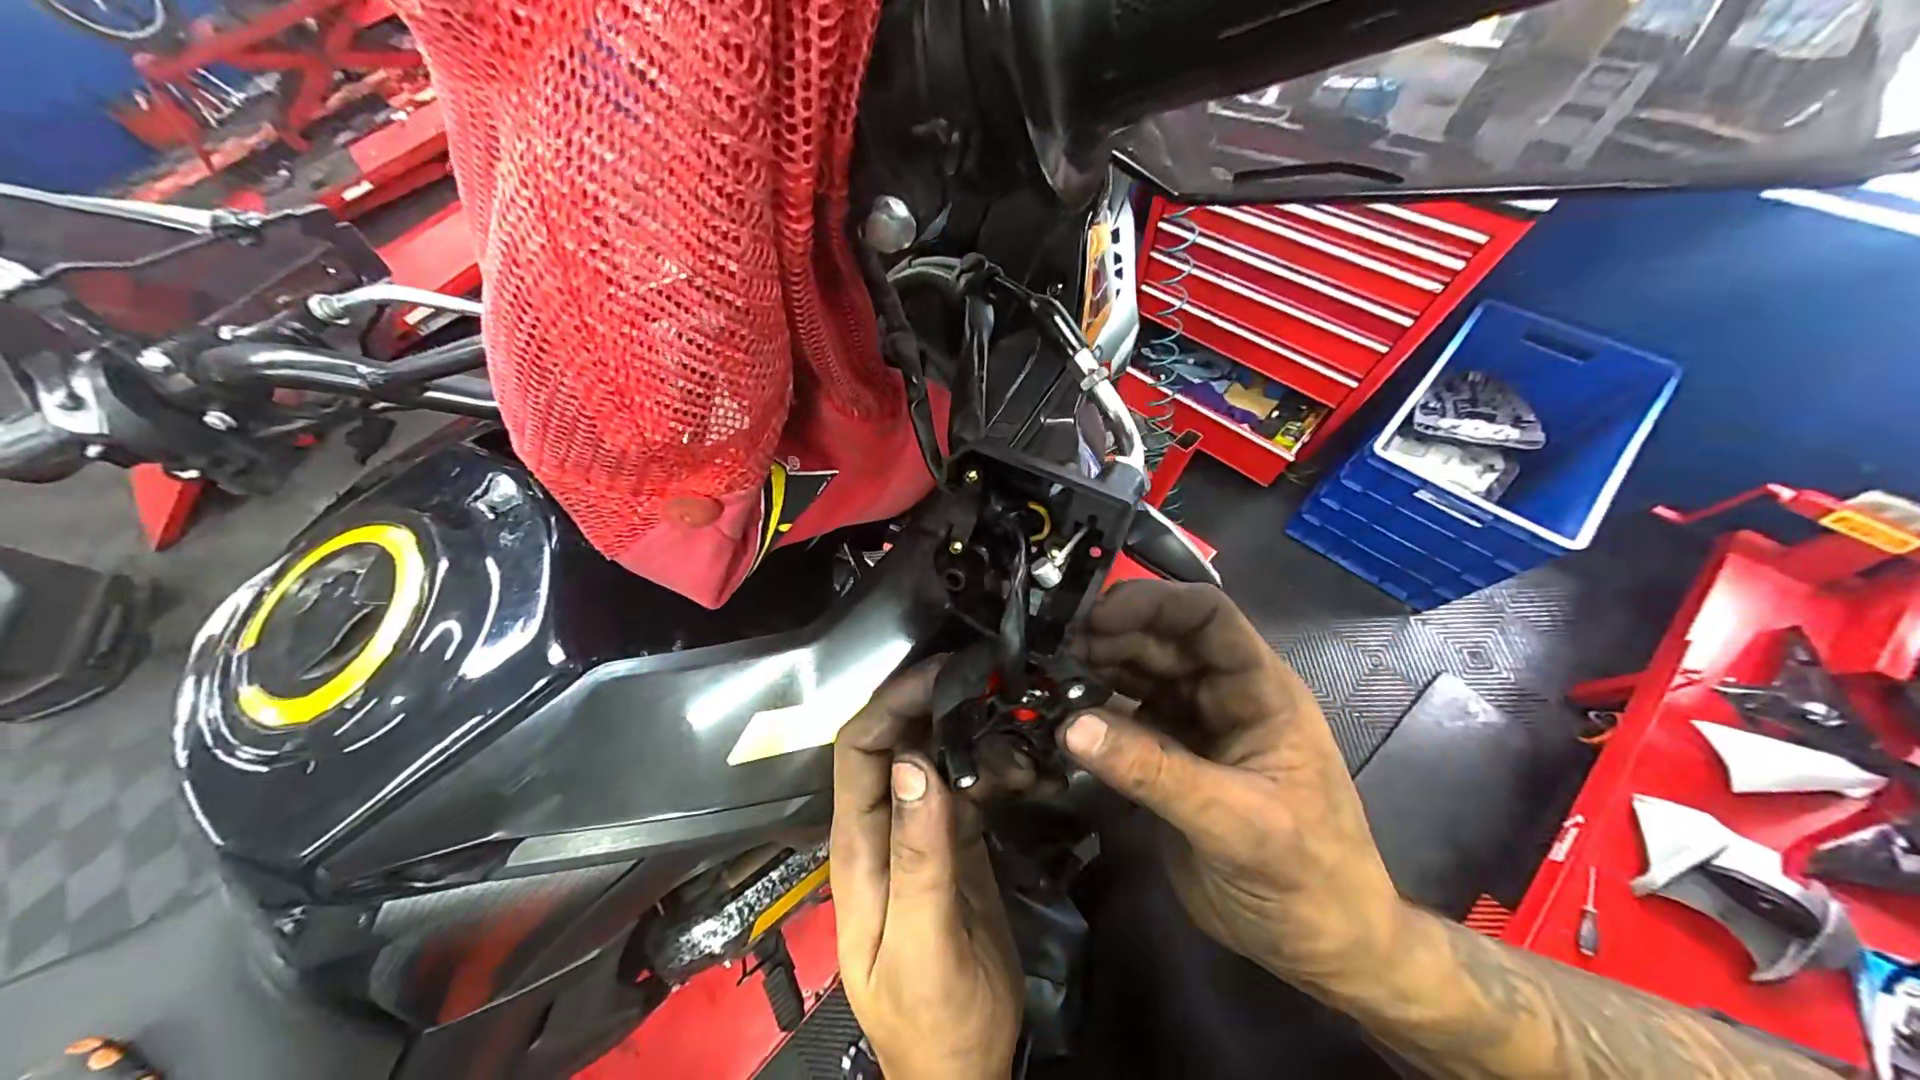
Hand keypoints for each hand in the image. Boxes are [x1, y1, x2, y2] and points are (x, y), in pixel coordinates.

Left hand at [831, 663, 1022, 1079]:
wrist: (961, 1066)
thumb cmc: (930, 1017)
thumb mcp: (922, 942)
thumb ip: (917, 855)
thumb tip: (915, 763)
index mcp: (858, 845)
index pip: (858, 750)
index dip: (891, 704)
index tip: (939, 675)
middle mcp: (884, 826)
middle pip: (897, 742)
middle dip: (934, 703)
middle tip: (987, 678)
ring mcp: (922, 832)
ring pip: (937, 759)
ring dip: (972, 733)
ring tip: (1016, 719)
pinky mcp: (956, 844)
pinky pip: (970, 788)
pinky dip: (994, 767)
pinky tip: (1025, 763)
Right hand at [1061, 580, 1400, 997]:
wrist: (1320, 944)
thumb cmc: (1305, 876)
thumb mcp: (1235, 823)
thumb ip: (1154, 772)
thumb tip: (1073, 726)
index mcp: (1260, 690)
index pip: (1208, 618)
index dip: (1153, 604)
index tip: (1095, 617)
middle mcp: (1224, 694)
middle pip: (1163, 640)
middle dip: (1111, 636)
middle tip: (1054, 650)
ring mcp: (1193, 723)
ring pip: (1139, 673)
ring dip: (1097, 668)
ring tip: (1049, 675)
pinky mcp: (1168, 754)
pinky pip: (1125, 716)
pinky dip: (1093, 711)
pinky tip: (1062, 712)